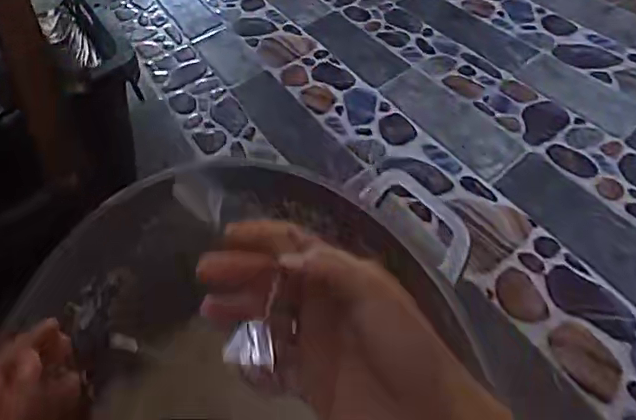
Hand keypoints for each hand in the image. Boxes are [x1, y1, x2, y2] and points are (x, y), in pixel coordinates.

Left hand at [0, 319, 82, 419]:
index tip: (54, 323)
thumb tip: (31, 356)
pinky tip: (75, 387)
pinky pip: (45, 410)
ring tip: (75, 360)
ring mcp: (12, 417)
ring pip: (35, 392)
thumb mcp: (4, 417)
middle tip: (69, 339)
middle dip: (46, 352)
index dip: (28, 338)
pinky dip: (60, 398)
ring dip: (56, 373)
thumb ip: (17, 391)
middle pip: (21, 373)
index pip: (2, 360)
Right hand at [197, 222, 506, 419]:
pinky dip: (254, 364)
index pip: (292, 244)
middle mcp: (321, 301)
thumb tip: (284, 257)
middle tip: (204, 273)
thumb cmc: (407, 344)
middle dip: (238, 272)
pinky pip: (274, 367)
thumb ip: (329, 268)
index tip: (228, 235)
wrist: (431, 417)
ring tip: (207, 312)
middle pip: (272, 278)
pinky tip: (237, 361)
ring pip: (267, 318)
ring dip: (238, 312)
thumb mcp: (374, 291)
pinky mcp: (312, 381)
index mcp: (337, 273)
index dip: (260, 236)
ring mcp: (315, 342)